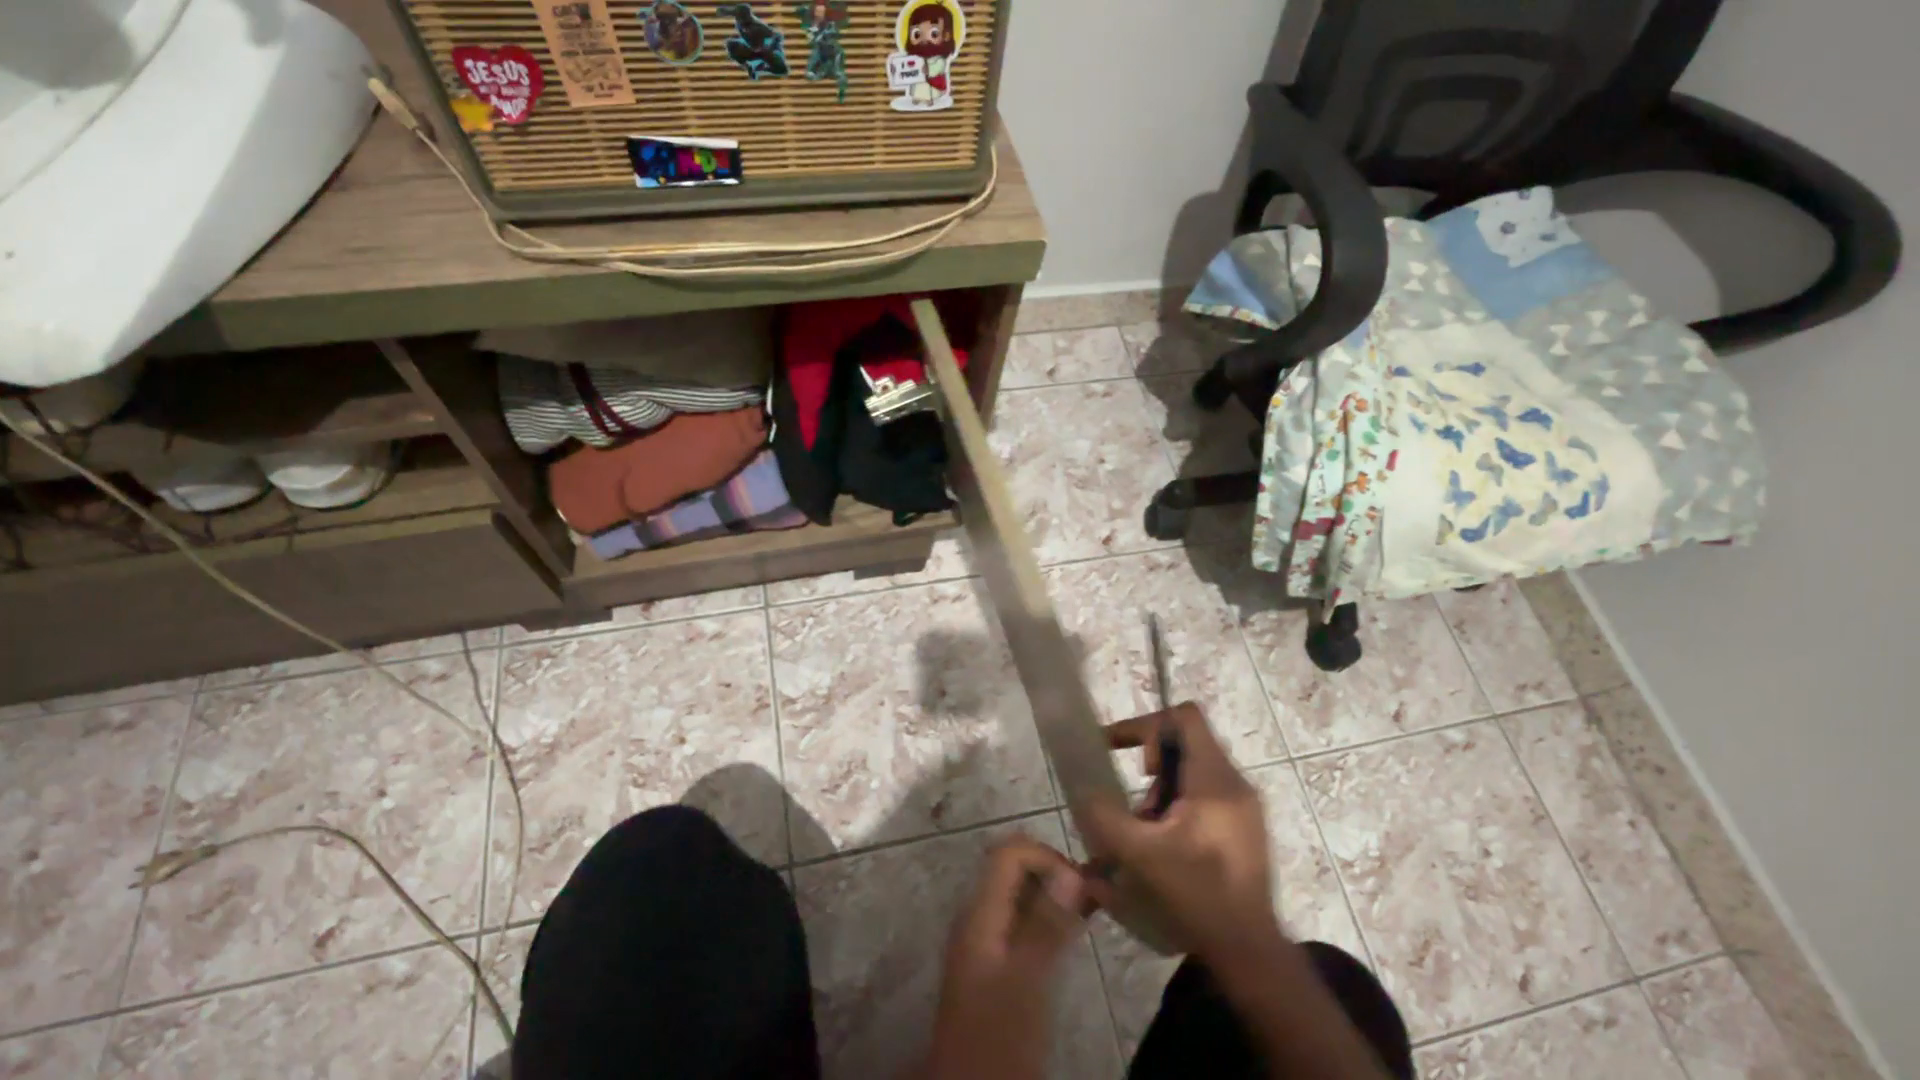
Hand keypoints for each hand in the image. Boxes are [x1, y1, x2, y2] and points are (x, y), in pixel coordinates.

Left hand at [921, 837, 1086, 1079]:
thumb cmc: (998, 1038)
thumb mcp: (1027, 980)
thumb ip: (1047, 924)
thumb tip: (1072, 871)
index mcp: (979, 914)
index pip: (1009, 852)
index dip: (1048, 858)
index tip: (1084, 886)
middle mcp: (979, 918)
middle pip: (1015, 869)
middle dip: (1056, 872)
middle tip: (1098, 897)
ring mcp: (986, 941)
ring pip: (1022, 895)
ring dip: (1057, 894)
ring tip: (1095, 910)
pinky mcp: (998, 964)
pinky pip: (1024, 922)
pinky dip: (1050, 918)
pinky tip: (1076, 932)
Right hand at [1081, 703, 1282, 966]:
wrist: (1246, 948)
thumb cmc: (1194, 894)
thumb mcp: (1137, 853)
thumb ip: (1103, 815)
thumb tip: (1081, 787)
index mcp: (1215, 780)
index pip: (1184, 717)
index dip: (1146, 726)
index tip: (1125, 758)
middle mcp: (1235, 783)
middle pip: (1186, 744)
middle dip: (1151, 768)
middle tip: (1136, 807)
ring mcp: (1245, 807)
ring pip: (1193, 774)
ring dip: (1161, 793)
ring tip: (1147, 834)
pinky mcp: (1245, 829)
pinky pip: (1206, 797)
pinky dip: (1178, 808)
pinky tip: (1165, 847)